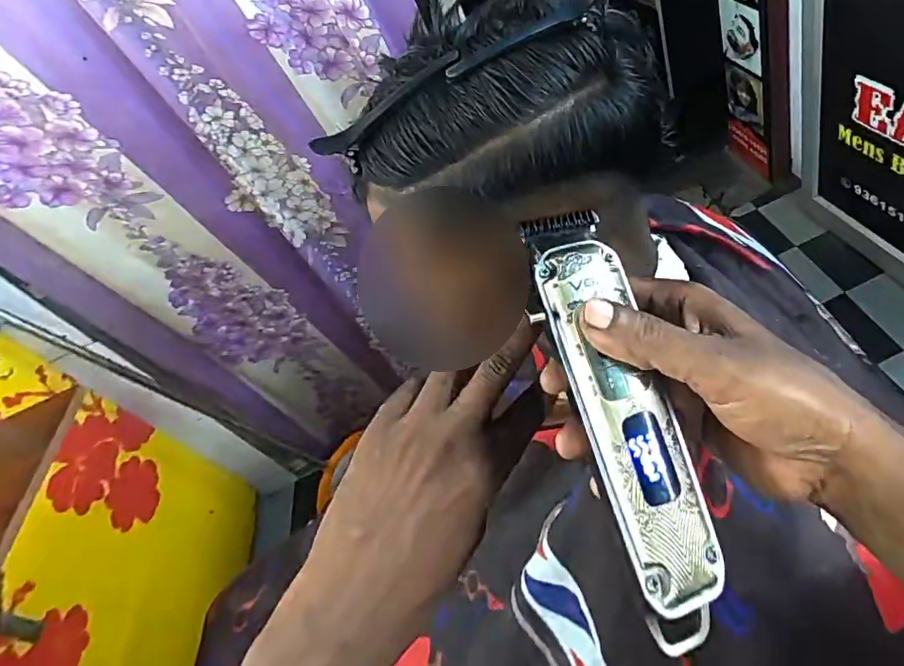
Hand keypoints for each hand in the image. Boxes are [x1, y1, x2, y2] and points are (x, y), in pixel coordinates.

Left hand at [268, 318, 541, 663]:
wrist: (355, 587)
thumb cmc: (425, 570)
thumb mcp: (476, 522)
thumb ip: (490, 471)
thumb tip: (499, 440)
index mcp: (486, 467)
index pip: (525, 413)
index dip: (541, 389)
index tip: (548, 373)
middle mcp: (455, 433)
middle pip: (493, 370)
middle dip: (515, 338)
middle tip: (526, 316)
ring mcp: (415, 422)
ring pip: (448, 365)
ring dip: (468, 346)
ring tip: (479, 327)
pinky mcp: (382, 421)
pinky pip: (411, 385)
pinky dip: (427, 379)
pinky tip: (432, 380)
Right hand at [540, 278, 870, 504]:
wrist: (831, 459)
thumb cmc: (776, 390)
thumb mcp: (711, 362)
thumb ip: (649, 342)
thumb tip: (587, 312)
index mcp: (688, 311)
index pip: (628, 298)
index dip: (588, 308)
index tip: (550, 328)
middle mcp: (680, 343)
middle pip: (619, 349)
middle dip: (584, 369)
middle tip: (551, 388)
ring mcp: (683, 387)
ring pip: (626, 392)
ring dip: (596, 411)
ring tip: (567, 437)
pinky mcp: (688, 426)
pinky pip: (644, 428)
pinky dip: (620, 442)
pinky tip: (595, 462)